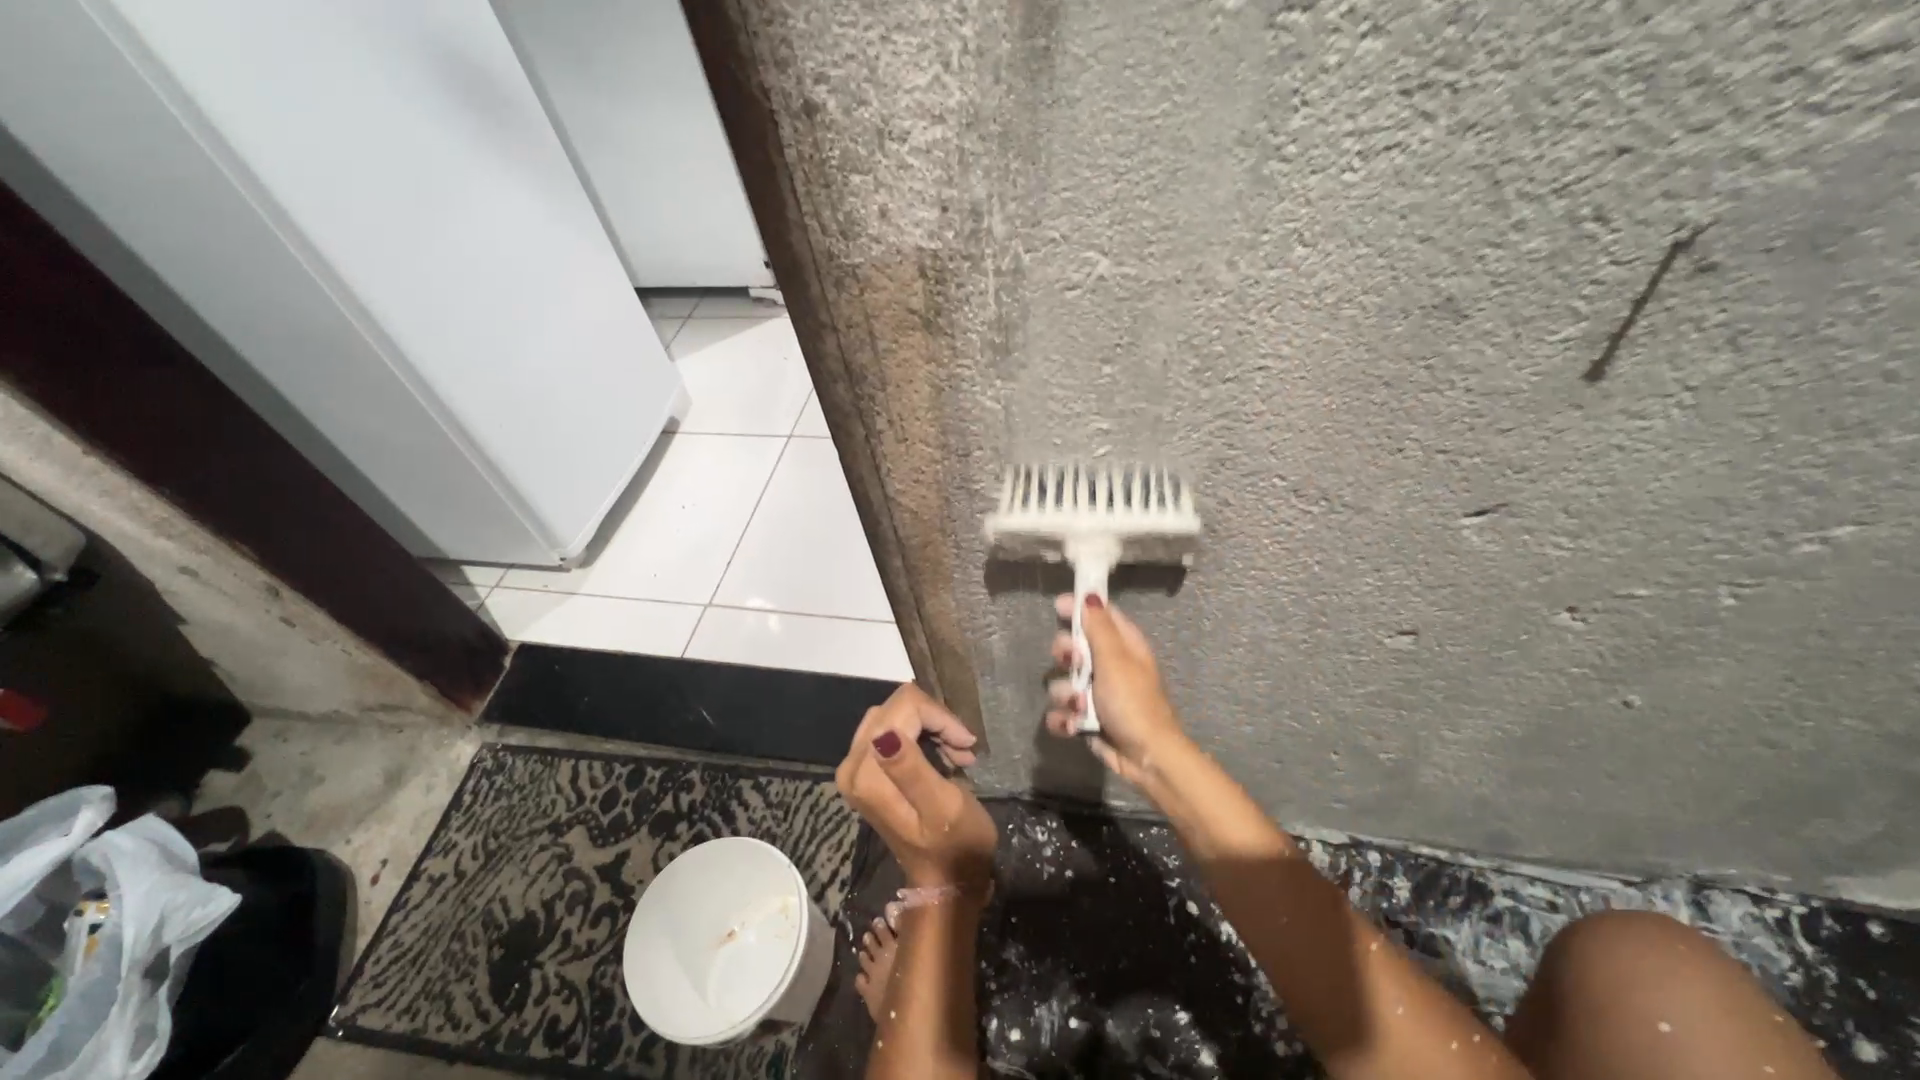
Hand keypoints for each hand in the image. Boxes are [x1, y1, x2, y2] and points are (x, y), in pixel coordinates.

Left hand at [836, 684, 996, 888]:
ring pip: (895, 715)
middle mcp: (852, 765)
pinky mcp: (867, 771)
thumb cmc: (955, 846)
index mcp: (867, 773)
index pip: (902, 708)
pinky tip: (945, 755)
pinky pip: (892, 730)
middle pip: (895, 708)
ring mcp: (856, 768)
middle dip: (935, 721)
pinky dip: (922, 736)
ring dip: (931, 728)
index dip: (939, 718)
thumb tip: (887, 735)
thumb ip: (911, 769)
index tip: (966, 744)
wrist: (945, 881)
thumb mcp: (942, 807)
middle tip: (964, 749)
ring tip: (959, 754)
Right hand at [1044, 593, 1190, 784]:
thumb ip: (1098, 627)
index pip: (1099, 615)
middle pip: (1074, 647)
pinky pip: (1062, 712)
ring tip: (1080, 706)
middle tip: (1074, 662)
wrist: (1144, 756)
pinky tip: (1073, 725)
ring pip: (1062, 681)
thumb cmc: (1133, 702)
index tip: (1058, 606)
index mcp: (1123, 646)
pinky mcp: (1086, 719)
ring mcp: (1096, 694)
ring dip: (1066, 694)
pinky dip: (1064, 719)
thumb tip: (1090, 595)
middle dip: (1066, 655)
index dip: (1079, 608)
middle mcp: (1109, 666)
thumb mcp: (1115, 659)